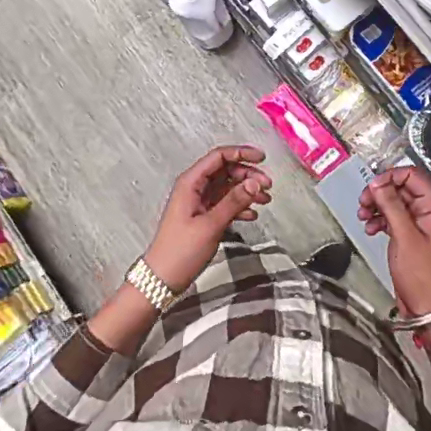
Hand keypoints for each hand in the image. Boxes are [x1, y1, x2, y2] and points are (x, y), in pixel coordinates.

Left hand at [144, 145, 272, 291]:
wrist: (163, 278)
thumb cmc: (180, 251)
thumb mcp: (211, 224)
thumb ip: (234, 201)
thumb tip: (254, 182)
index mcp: (190, 183)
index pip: (219, 157)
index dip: (241, 153)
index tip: (261, 158)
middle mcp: (194, 189)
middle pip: (226, 170)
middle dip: (248, 174)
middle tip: (267, 185)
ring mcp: (199, 202)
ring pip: (228, 187)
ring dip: (247, 191)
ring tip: (265, 200)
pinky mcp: (204, 216)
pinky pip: (226, 203)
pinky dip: (241, 206)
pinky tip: (252, 215)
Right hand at [358, 166, 430, 317]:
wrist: (427, 304)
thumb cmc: (424, 277)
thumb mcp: (404, 236)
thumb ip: (391, 206)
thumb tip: (379, 184)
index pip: (413, 175)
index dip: (390, 177)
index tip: (373, 186)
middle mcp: (429, 211)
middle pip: (401, 187)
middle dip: (380, 193)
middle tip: (365, 201)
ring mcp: (419, 222)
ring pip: (394, 202)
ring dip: (377, 206)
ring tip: (364, 216)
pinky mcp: (410, 233)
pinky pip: (392, 216)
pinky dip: (379, 219)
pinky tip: (371, 227)